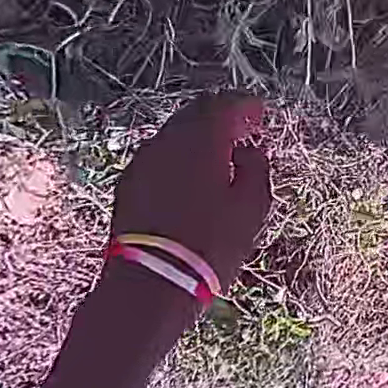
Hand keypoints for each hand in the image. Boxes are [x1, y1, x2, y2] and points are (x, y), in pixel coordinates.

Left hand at [111, 92, 272, 290]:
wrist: (151, 283)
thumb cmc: (208, 245)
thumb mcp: (251, 207)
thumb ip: (256, 169)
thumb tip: (251, 154)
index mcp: (201, 138)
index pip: (226, 104)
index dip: (246, 106)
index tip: (259, 113)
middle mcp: (168, 140)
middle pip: (196, 112)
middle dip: (221, 117)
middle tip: (241, 131)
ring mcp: (143, 161)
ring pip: (175, 135)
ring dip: (198, 139)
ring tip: (219, 158)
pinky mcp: (129, 183)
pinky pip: (159, 158)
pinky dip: (178, 159)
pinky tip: (191, 179)